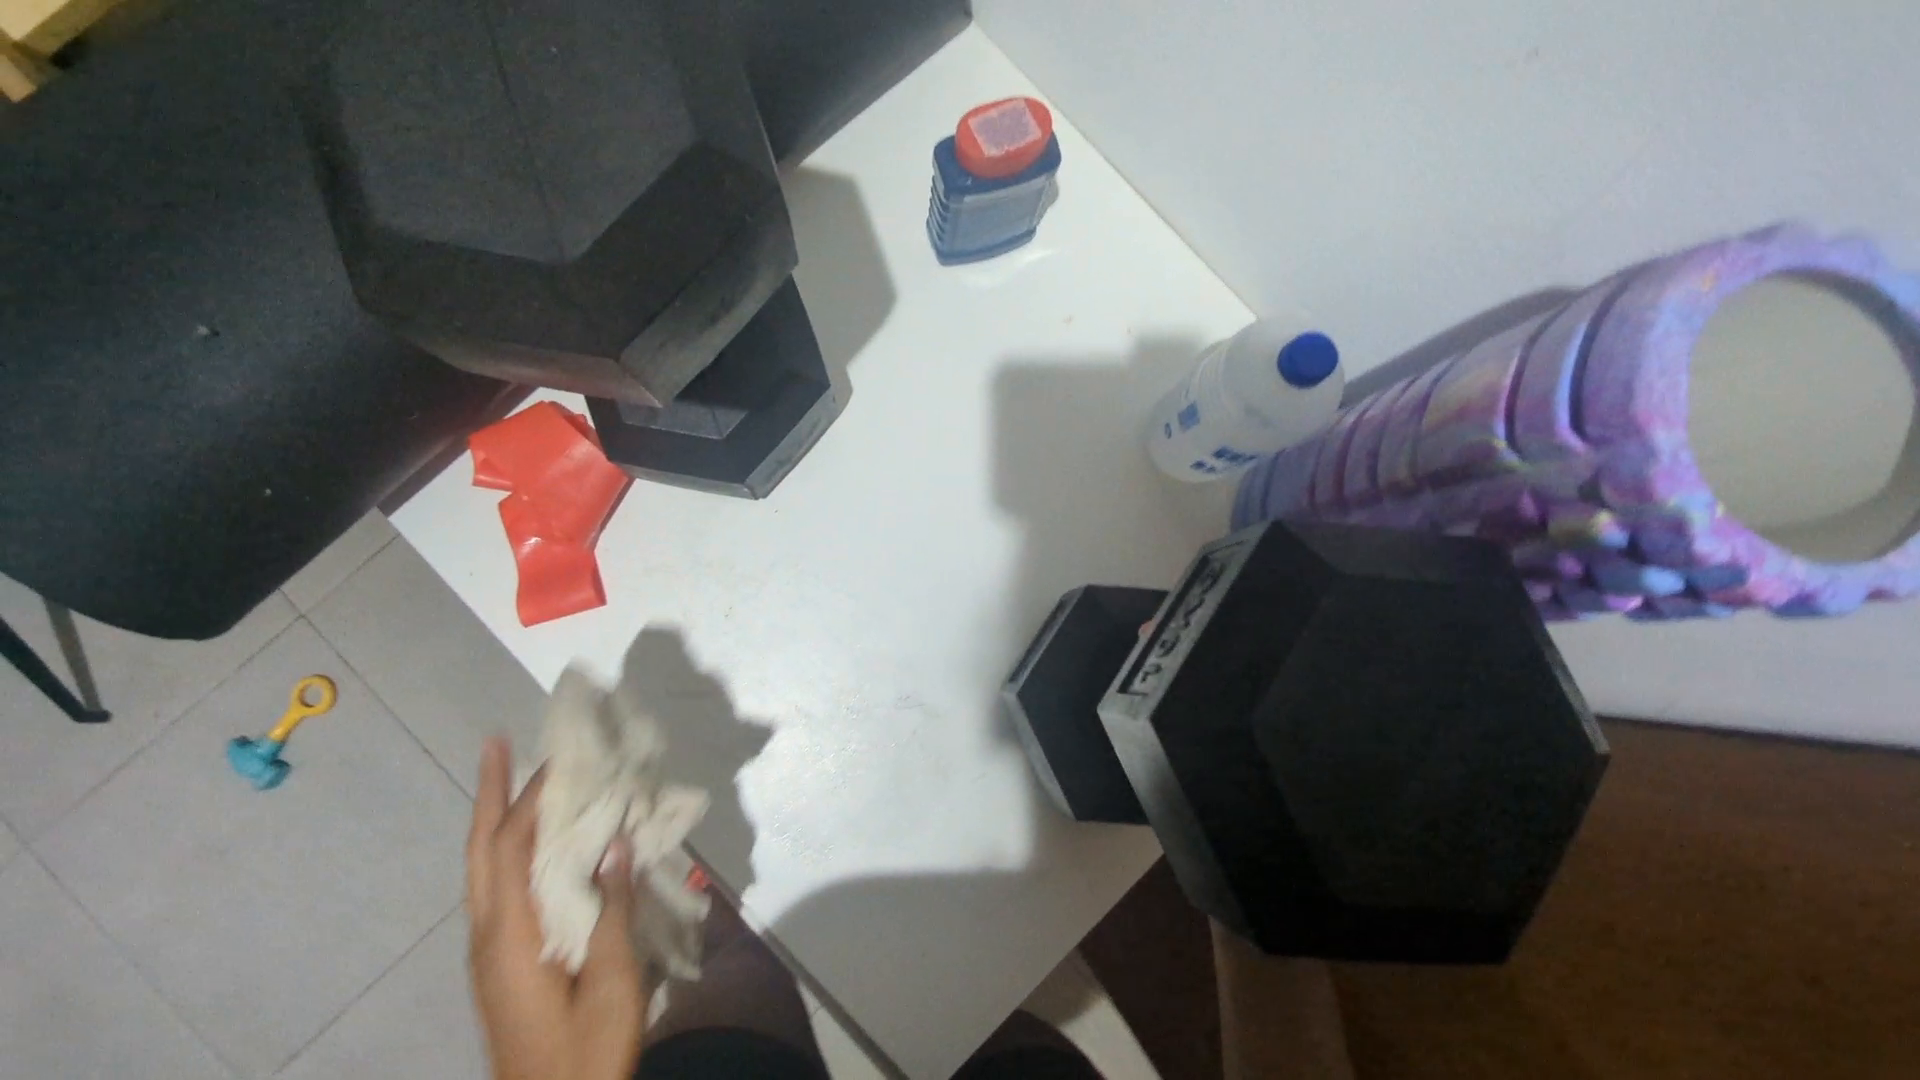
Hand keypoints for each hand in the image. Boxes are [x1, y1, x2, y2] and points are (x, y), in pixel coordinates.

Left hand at [468, 738, 651, 1079]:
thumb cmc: (586, 1053)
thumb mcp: (613, 982)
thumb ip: (612, 910)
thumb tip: (615, 843)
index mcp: (510, 937)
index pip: (511, 847)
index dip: (532, 796)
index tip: (560, 756)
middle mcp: (488, 937)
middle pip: (480, 851)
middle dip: (489, 794)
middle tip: (497, 743)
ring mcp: (490, 954)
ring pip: (483, 871)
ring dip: (496, 820)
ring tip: (515, 781)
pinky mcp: (502, 966)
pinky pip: (498, 891)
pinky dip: (510, 852)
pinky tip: (535, 847)